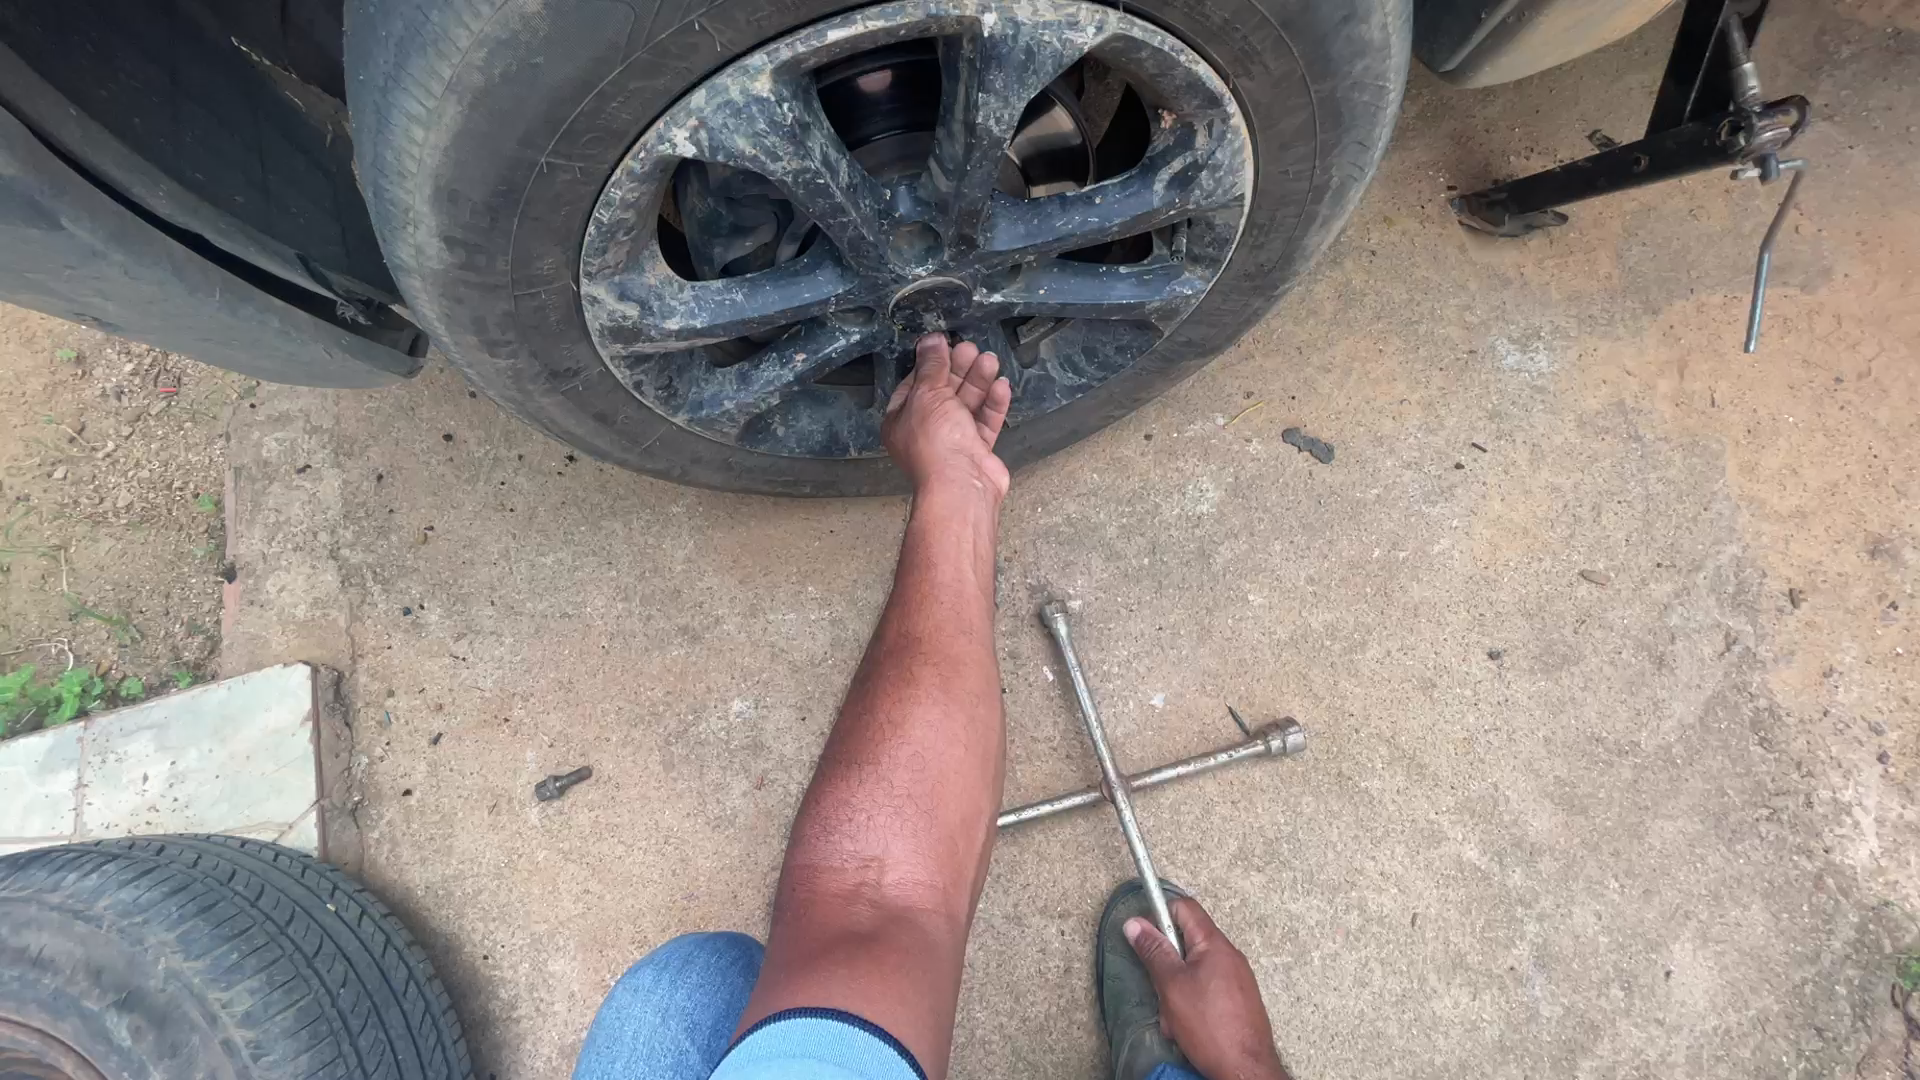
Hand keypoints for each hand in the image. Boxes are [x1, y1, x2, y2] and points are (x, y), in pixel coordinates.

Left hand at [882, 333, 1012, 498]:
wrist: (962, 485)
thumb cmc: (936, 443)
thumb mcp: (927, 394)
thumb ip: (932, 365)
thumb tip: (931, 341)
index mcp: (901, 420)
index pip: (915, 384)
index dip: (931, 363)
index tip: (945, 344)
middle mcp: (925, 431)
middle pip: (943, 392)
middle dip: (958, 369)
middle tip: (971, 348)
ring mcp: (952, 441)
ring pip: (966, 405)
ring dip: (978, 382)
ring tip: (990, 360)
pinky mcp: (976, 450)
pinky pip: (984, 422)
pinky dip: (993, 404)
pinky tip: (1001, 386)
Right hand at [1126, 899, 1289, 1079]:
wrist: (1247, 1074)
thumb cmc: (1210, 1026)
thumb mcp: (1172, 986)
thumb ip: (1153, 951)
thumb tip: (1134, 922)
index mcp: (1215, 944)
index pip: (1184, 907)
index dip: (1160, 914)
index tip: (1144, 936)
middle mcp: (1230, 956)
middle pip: (1188, 941)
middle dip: (1167, 963)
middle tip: (1160, 987)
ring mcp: (1237, 980)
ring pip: (1195, 970)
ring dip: (1177, 988)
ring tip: (1173, 1017)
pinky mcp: (1240, 1002)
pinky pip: (1208, 989)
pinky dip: (1192, 1002)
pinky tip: (1186, 1027)